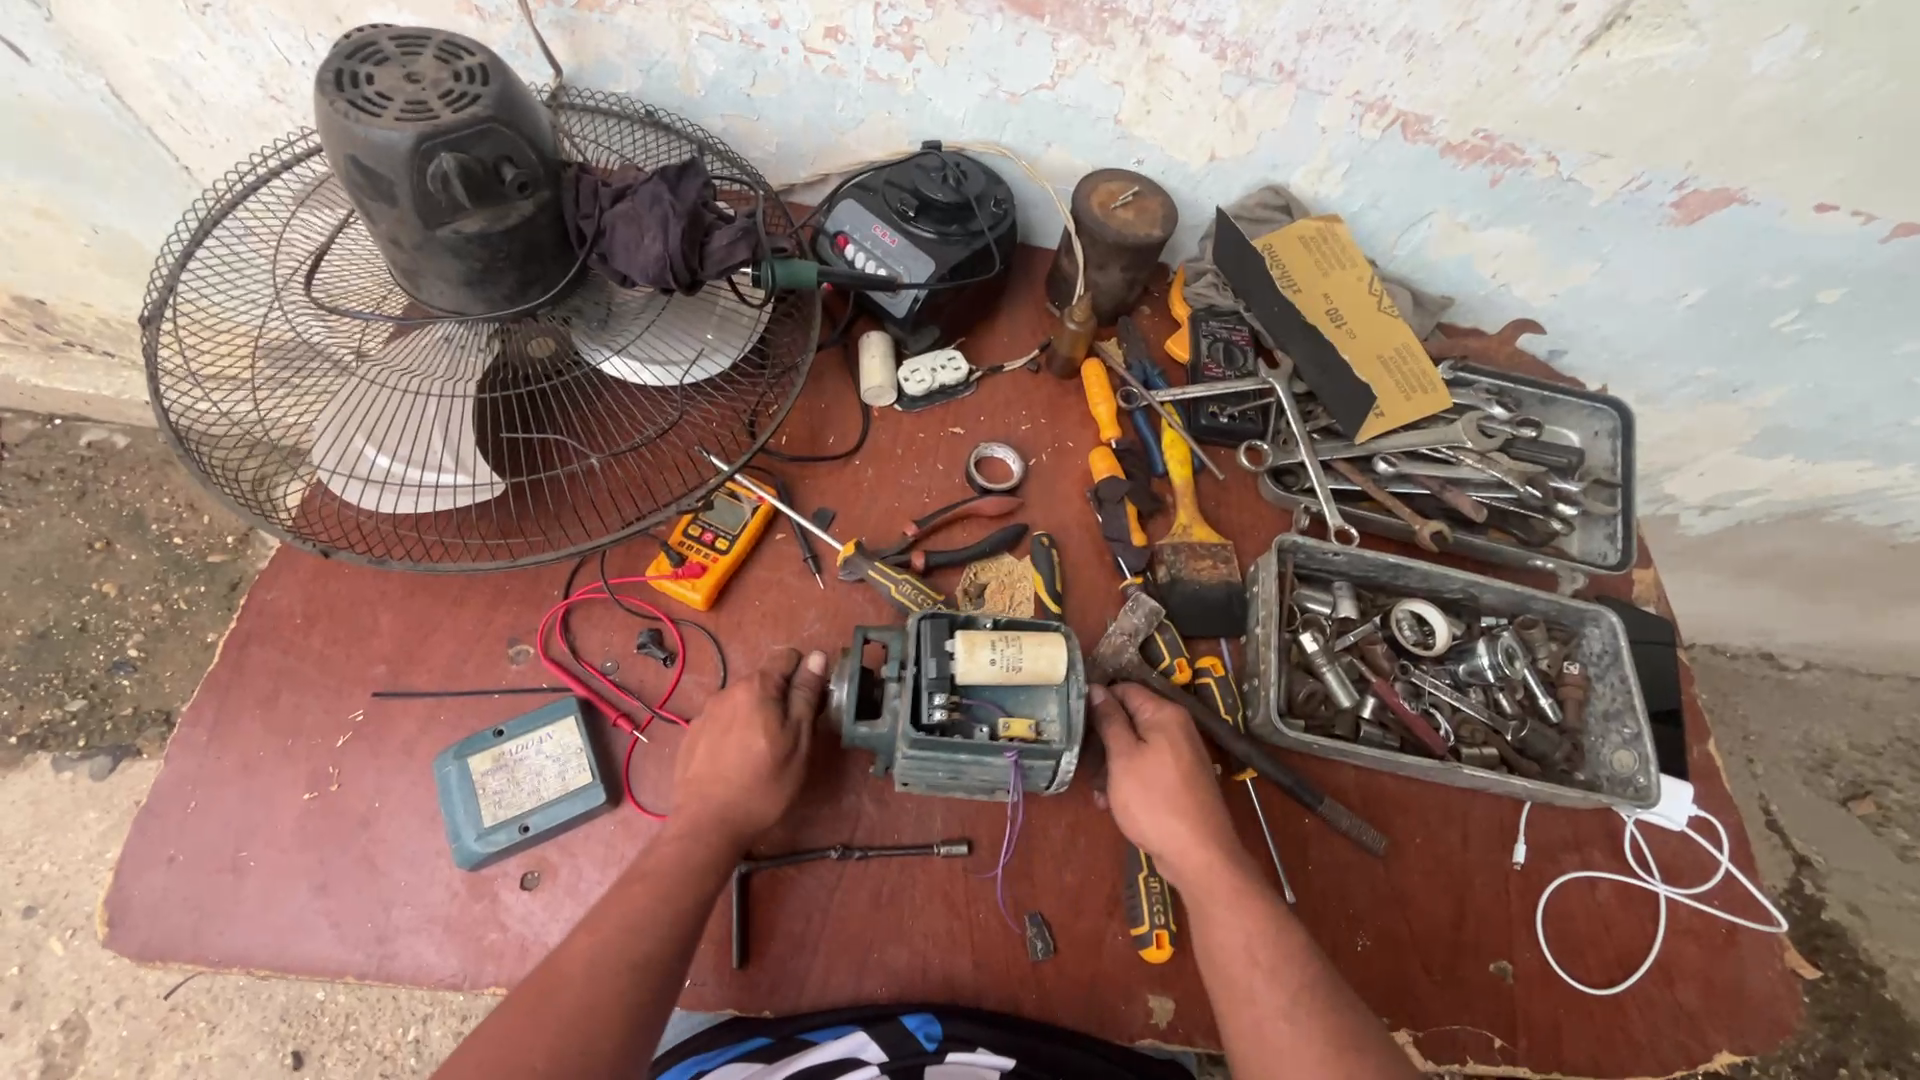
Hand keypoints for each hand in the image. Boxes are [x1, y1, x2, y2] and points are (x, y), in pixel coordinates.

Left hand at [670, 647, 828, 852]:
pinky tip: (736, 762)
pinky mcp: (692, 735)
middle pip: (765, 680)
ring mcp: (705, 713)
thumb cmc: (764, 783)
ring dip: (757, 715)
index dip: (805, 676)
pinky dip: (735, 732)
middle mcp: (727, 691)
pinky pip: (723, 721)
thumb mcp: (798, 740)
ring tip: (762, 753)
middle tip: (790, 737)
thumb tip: (817, 656)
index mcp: (756, 687)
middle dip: (781, 699)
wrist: (707, 824)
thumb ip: (806, 694)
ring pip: (743, 702)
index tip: (810, 707)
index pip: (788, 656)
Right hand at [1090, 682, 1249, 890]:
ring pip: (1135, 746)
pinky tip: (1111, 802)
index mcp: (1164, 714)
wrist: (1199, 855)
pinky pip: (1147, 767)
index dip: (1098, 700)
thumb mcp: (1123, 757)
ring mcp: (1180, 754)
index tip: (1075, 720)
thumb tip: (1096, 689)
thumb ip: (1109, 720)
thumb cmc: (1154, 801)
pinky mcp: (1179, 778)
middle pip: (1130, 718)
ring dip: (1111, 764)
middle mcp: (1176, 727)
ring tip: (1096, 790)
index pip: (1125, 689)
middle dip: (1103, 739)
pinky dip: (1128, 779)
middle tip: (1083, 761)